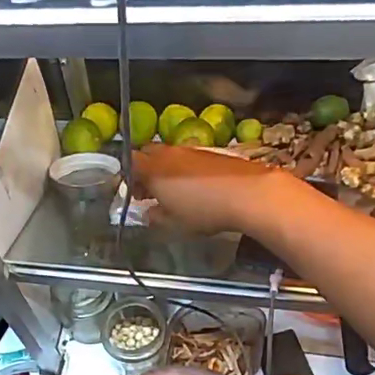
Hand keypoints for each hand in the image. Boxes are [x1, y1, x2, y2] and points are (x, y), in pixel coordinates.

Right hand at [132, 143, 300, 234]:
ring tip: (173, 194)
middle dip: (144, 171)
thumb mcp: (174, 223)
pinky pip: (188, 159)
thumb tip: (148, 213)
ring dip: (165, 171)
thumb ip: (156, 217)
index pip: (129, 163)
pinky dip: (184, 171)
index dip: (127, 178)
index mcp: (153, 168)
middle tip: (149, 193)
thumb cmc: (203, 211)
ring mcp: (191, 150)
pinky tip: (194, 189)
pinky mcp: (210, 153)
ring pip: (169, 156)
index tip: (133, 194)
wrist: (248, 193)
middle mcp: (168, 153)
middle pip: (148, 155)